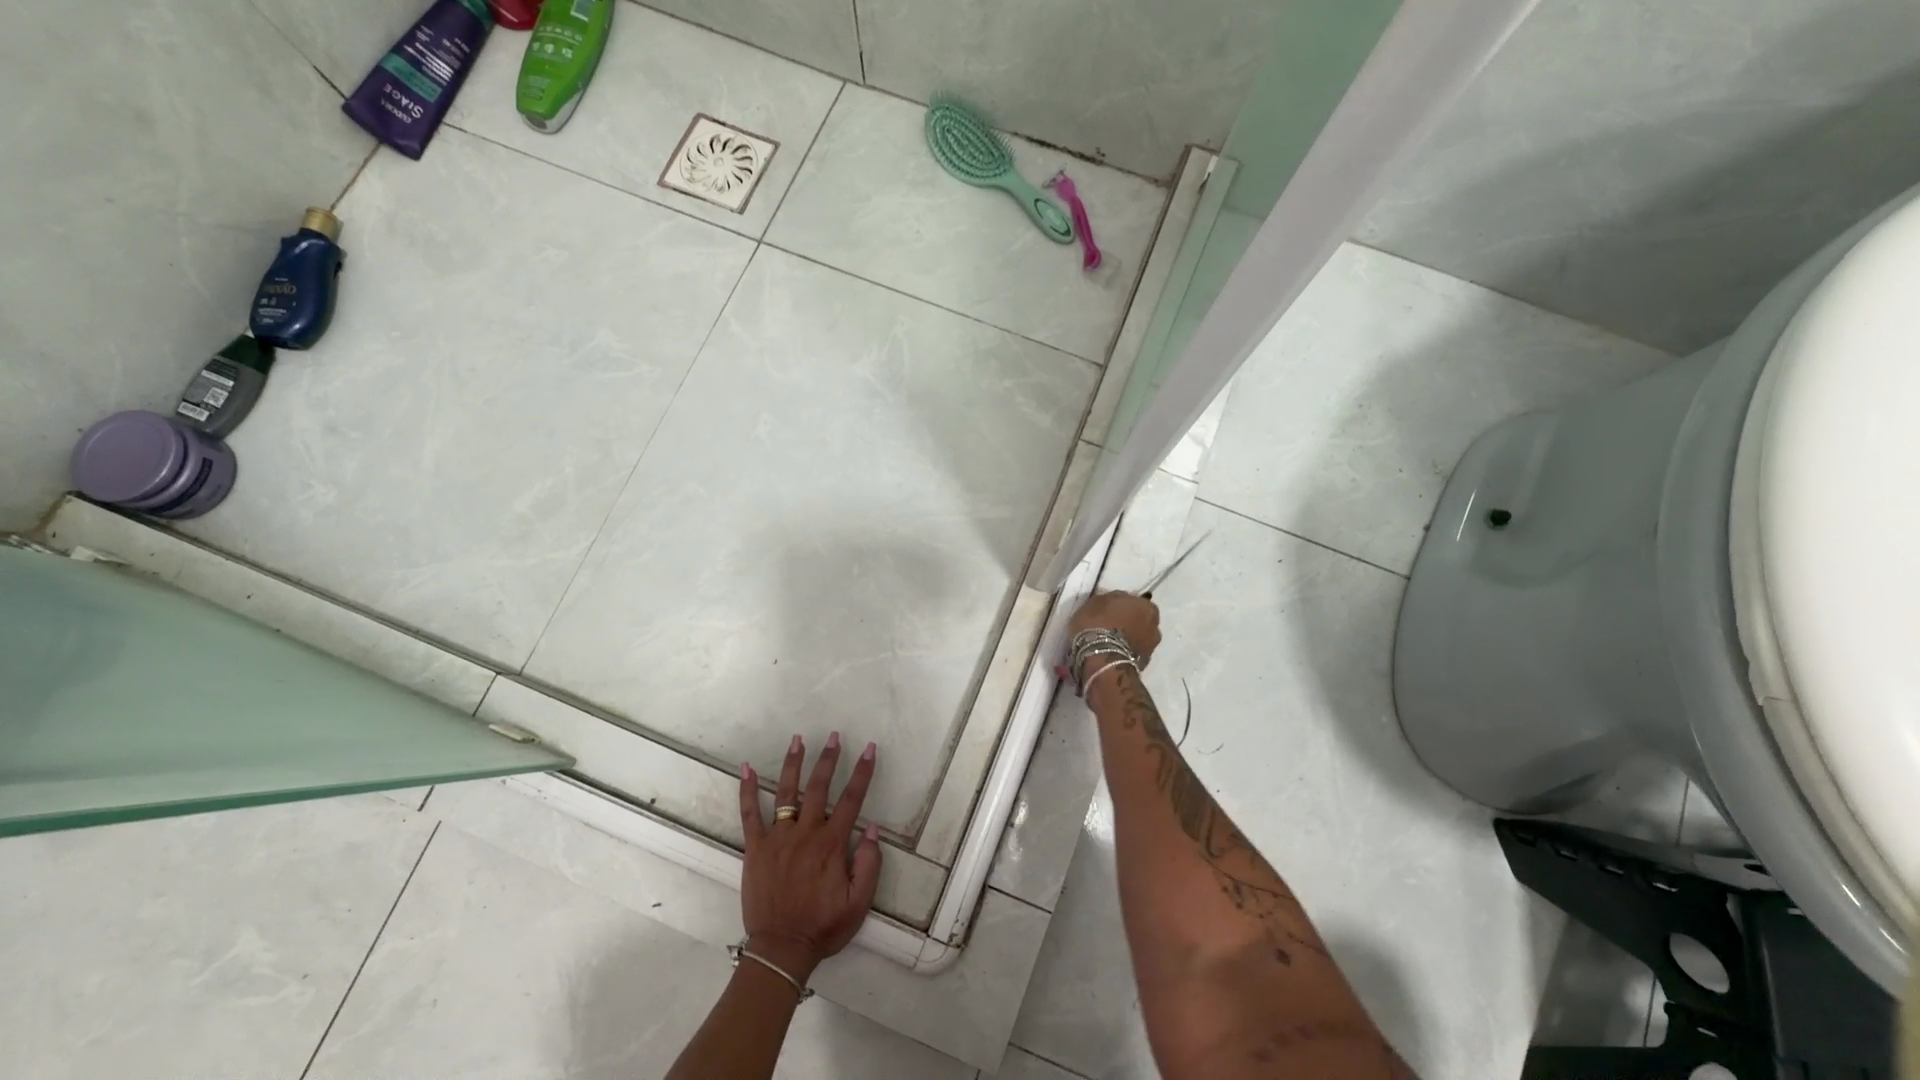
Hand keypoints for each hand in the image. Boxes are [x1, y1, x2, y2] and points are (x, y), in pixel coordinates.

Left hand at [737, 733, 880, 983]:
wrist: (781, 948)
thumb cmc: (823, 927)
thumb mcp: (859, 902)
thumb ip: (870, 864)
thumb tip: (873, 828)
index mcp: (832, 845)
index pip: (852, 800)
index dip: (863, 773)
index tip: (870, 749)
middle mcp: (805, 833)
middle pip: (819, 788)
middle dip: (829, 759)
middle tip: (834, 736)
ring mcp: (778, 838)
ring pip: (786, 792)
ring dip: (793, 764)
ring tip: (798, 740)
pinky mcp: (755, 848)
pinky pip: (750, 814)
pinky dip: (747, 790)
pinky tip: (745, 768)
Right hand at [1069, 591, 1161, 678]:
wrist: (1102, 660)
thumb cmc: (1098, 624)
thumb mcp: (1096, 601)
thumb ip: (1111, 599)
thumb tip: (1116, 602)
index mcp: (1147, 606)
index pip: (1135, 602)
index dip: (1122, 607)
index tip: (1110, 611)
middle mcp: (1155, 625)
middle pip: (1141, 621)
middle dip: (1129, 623)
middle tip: (1111, 627)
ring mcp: (1152, 647)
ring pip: (1139, 638)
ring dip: (1129, 639)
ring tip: (1111, 643)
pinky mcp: (1144, 664)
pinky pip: (1133, 653)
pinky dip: (1126, 652)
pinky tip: (1111, 654)